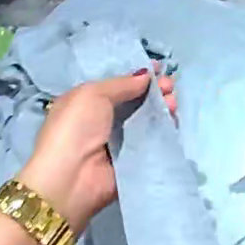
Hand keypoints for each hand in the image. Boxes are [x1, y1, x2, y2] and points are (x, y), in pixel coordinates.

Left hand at [17, 70, 176, 231]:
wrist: (71, 177)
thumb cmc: (75, 126)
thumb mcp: (92, 94)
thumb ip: (121, 84)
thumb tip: (146, 75)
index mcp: (88, 101)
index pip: (117, 84)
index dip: (137, 76)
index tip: (159, 67)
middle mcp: (104, 119)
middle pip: (135, 101)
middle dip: (153, 91)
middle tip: (170, 86)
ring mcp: (120, 141)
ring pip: (146, 120)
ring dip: (161, 108)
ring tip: (172, 102)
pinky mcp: (133, 161)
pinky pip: (152, 142)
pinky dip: (163, 130)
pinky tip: (172, 120)